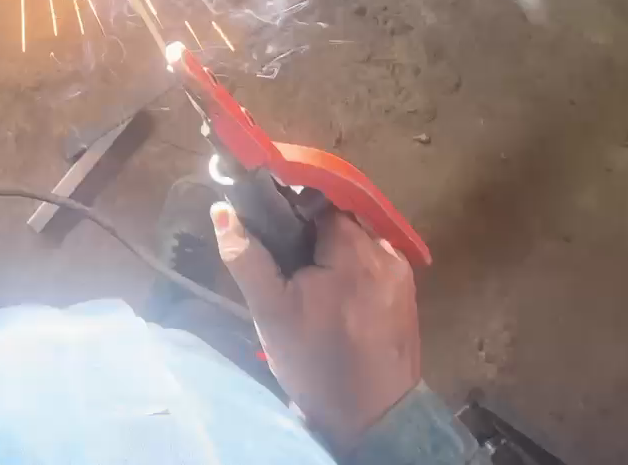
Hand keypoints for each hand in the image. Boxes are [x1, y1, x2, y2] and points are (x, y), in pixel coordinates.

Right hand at [213, 203, 421, 448]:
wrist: (374, 424)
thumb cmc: (317, 364)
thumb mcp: (270, 312)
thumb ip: (246, 257)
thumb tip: (221, 210)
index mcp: (355, 251)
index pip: (317, 202)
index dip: (289, 208)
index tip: (267, 225)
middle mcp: (385, 253)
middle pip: (339, 219)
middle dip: (309, 229)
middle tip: (282, 257)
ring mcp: (401, 275)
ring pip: (356, 239)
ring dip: (330, 247)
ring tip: (304, 275)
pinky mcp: (406, 295)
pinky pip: (371, 261)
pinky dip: (349, 265)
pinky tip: (331, 291)